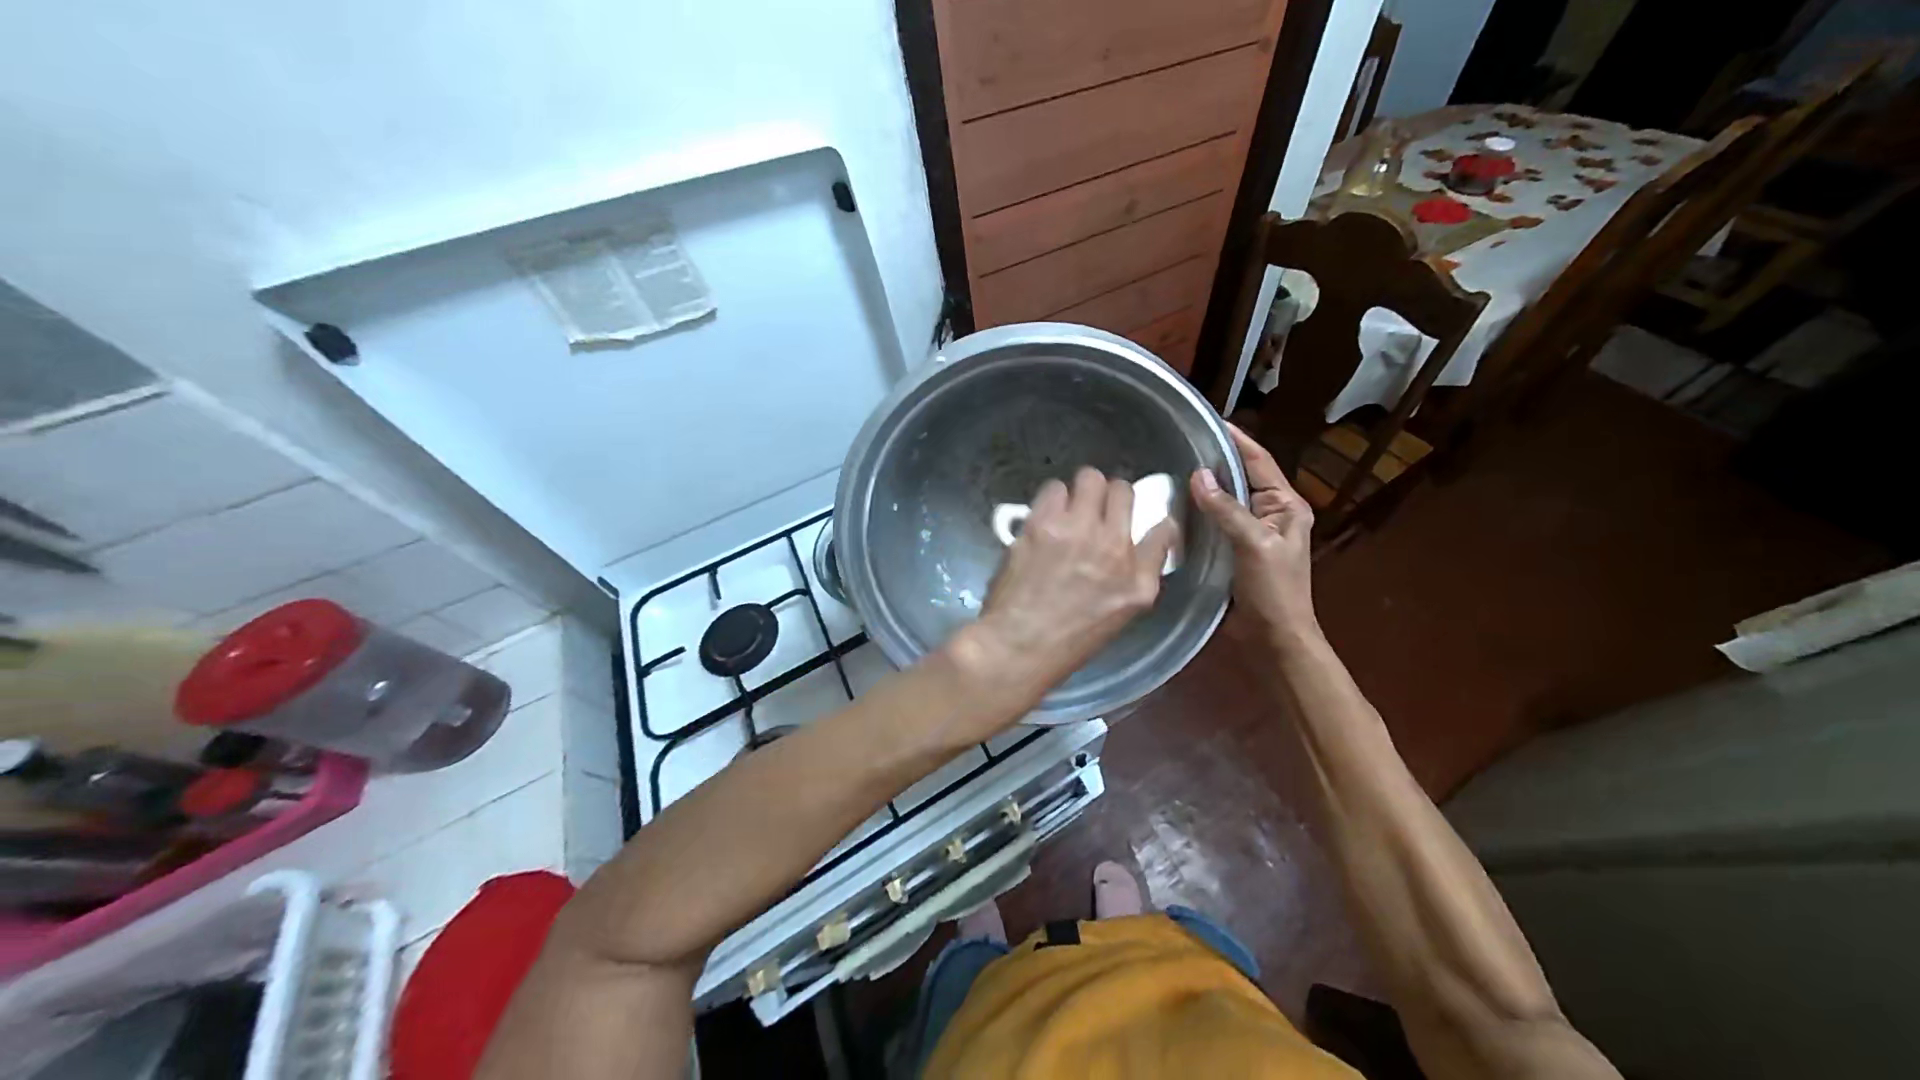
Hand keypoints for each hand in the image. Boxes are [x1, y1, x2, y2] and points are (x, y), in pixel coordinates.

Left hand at [950, 467, 1178, 710]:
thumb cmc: (1071, 637)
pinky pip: (1052, 489)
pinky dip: (1052, 498)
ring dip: (1079, 492)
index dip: (1141, 512)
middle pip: (1119, 487)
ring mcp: (1071, 529)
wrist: (1019, 643)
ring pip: (1085, 479)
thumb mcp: (1126, 610)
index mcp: (1135, 572)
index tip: (1128, 514)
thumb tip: (1161, 530)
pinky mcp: (1038, 524)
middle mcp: (1109, 543)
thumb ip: (1145, 567)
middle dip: (1109, 494)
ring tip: (1067, 512)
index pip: (1160, 525)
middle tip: (1095, 508)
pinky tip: (1045, 518)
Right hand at [1189, 424, 1320, 643]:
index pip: (1259, 461)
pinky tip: (1173, 506)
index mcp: (1287, 506)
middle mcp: (1270, 513)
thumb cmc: (1273, 590)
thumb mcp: (1253, 544)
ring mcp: (1250, 533)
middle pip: (1240, 477)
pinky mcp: (1232, 550)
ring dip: (1203, 487)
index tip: (1209, 420)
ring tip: (1169, 469)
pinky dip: (1197, 511)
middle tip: (1179, 442)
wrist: (1274, 637)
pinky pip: (1214, 522)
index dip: (1236, 440)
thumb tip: (1198, 475)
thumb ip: (1227, 509)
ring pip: (1225, 500)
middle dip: (1214, 460)